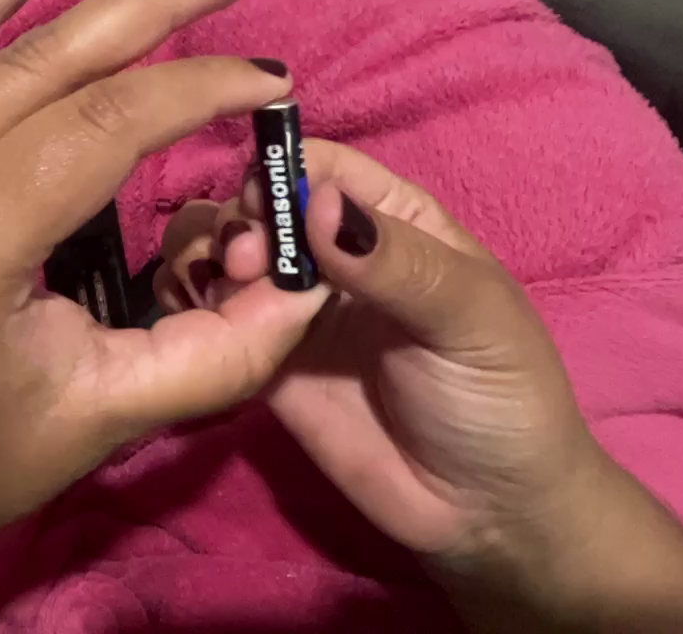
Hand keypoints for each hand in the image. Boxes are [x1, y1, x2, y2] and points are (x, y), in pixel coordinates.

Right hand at [158, 142, 682, 632]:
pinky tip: (188, 313)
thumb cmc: (499, 398)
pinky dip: (183, 296)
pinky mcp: (255, 352)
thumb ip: (397, 262)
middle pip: (257, 203)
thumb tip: (319, 205)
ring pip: (220, 245)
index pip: (320, 167)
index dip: (282, 171)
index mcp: (387, 219)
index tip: (259, 204)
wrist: (481, 514)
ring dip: (201, 251)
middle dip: (237, 220)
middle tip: (244, 266)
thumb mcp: (471, 320)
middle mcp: (328, 250)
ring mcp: (286, 302)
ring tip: (214, 292)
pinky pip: (206, 308)